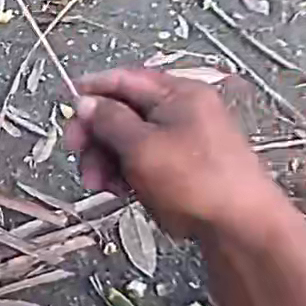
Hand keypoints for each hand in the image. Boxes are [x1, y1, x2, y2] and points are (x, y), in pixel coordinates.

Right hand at [63, 68, 293, 242]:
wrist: (237, 226)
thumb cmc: (196, 181)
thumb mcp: (141, 146)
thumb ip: (108, 120)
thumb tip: (86, 102)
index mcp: (177, 94)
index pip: (124, 79)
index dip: (91, 91)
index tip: (67, 106)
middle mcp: (180, 111)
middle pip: (121, 112)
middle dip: (95, 136)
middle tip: (78, 154)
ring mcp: (180, 139)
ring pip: (125, 140)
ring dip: (105, 160)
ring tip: (100, 183)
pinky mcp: (178, 166)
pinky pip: (139, 160)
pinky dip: (123, 173)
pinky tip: (119, 189)